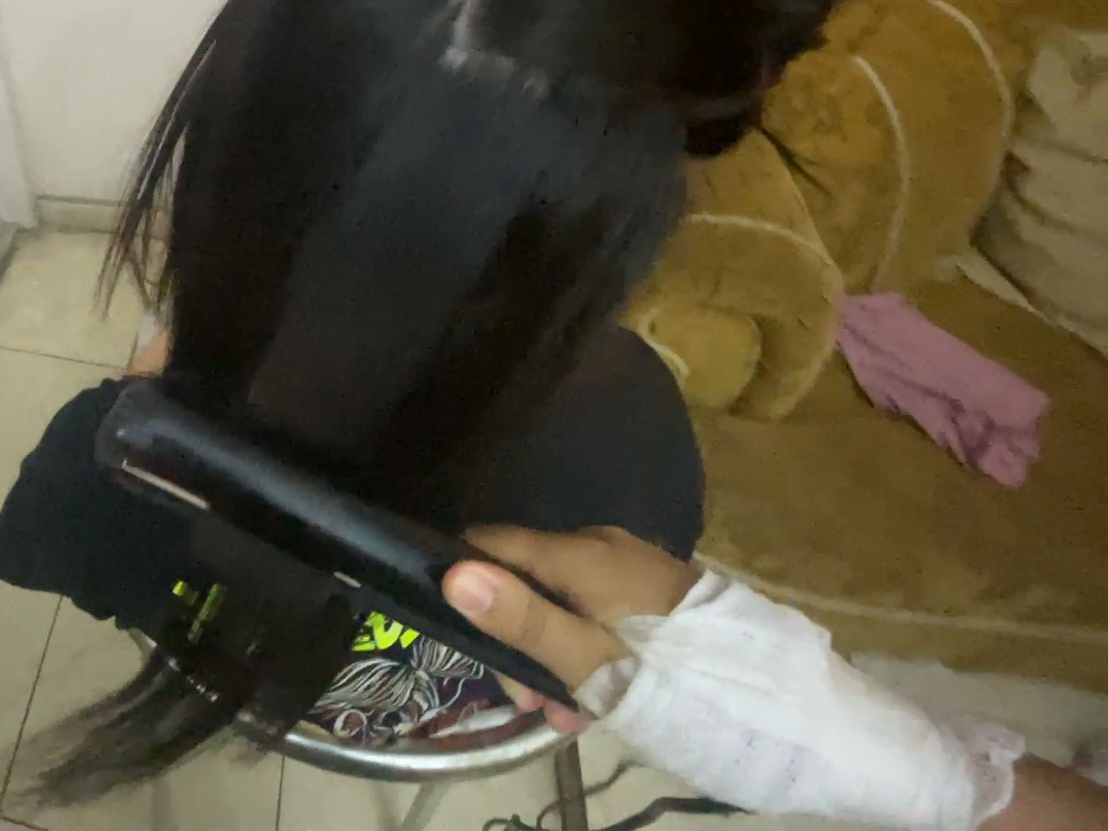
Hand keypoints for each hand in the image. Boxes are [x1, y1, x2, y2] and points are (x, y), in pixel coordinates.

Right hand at [440, 526, 699, 729]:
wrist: (820, 728)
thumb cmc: (691, 695)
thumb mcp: (596, 668)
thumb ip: (522, 619)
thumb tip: (451, 574)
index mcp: (582, 554)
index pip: (488, 541)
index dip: (465, 581)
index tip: (467, 640)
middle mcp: (601, 546)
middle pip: (524, 576)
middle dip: (515, 635)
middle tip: (530, 702)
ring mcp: (632, 569)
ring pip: (560, 599)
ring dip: (549, 651)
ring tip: (566, 714)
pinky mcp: (656, 594)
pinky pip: (596, 609)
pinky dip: (584, 646)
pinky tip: (598, 695)